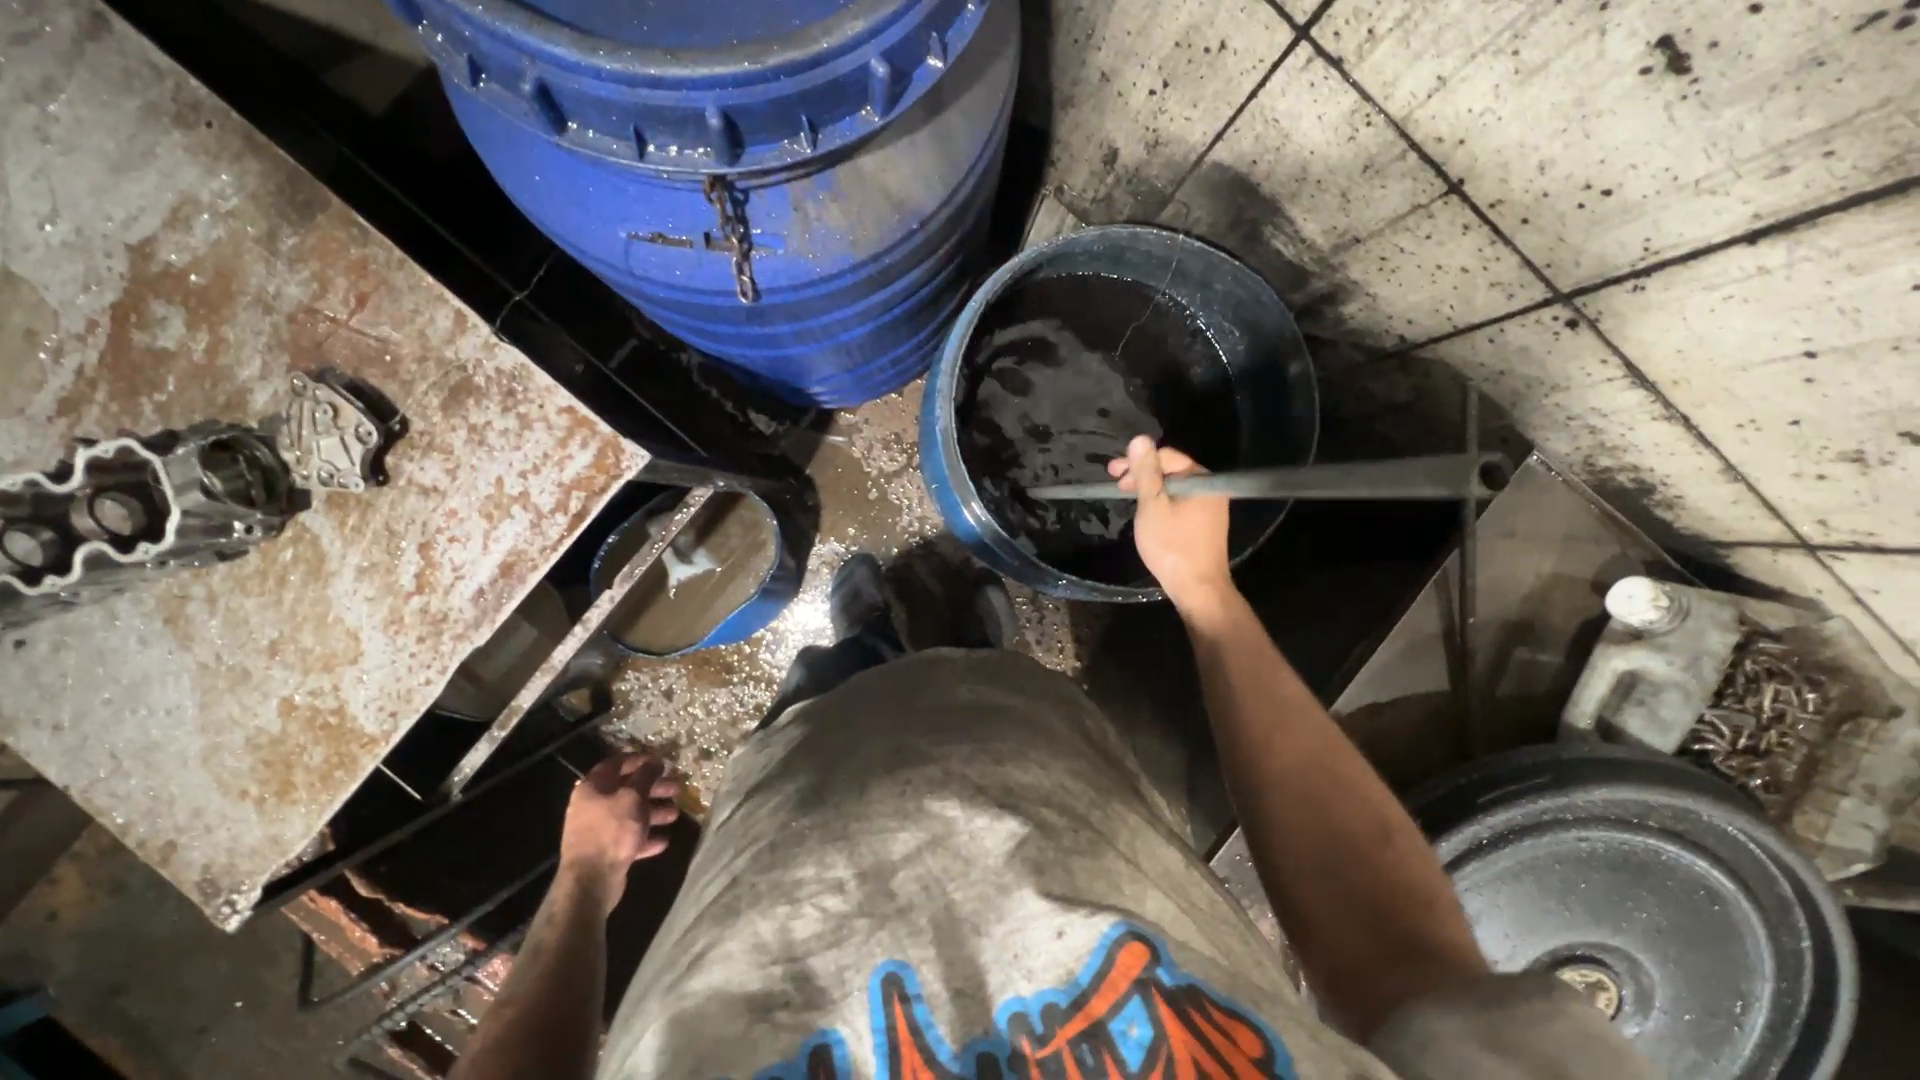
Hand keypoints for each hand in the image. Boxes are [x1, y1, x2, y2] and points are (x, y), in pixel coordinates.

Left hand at [558, 753, 680, 913]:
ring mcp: (599, 830)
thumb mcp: (633, 797)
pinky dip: (646, 837)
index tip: (660, 760)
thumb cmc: (612, 829)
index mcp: (593, 787)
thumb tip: (655, 761)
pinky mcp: (606, 851)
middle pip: (627, 790)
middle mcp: (592, 806)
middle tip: (676, 787)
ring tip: (675, 814)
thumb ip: (645, 776)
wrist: (592, 879)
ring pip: (631, 815)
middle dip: (653, 788)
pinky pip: (629, 839)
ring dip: (654, 813)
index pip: (616, 764)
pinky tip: (664, 840)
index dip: (638, 759)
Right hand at [1110, 435, 1232, 613]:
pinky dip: (1161, 503)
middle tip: (1117, 486)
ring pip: (1174, 488)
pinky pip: (1180, 503)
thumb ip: (1145, 472)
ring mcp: (1210, 507)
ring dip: (1149, 490)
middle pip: (1171, 471)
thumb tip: (1139, 439)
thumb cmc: (1172, 546)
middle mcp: (1211, 488)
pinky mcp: (1206, 523)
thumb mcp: (1152, 505)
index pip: (1166, 456)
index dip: (1137, 462)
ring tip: (1128, 500)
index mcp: (1201, 479)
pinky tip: (1147, 514)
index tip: (1113, 473)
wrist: (1198, 588)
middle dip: (1142, 475)